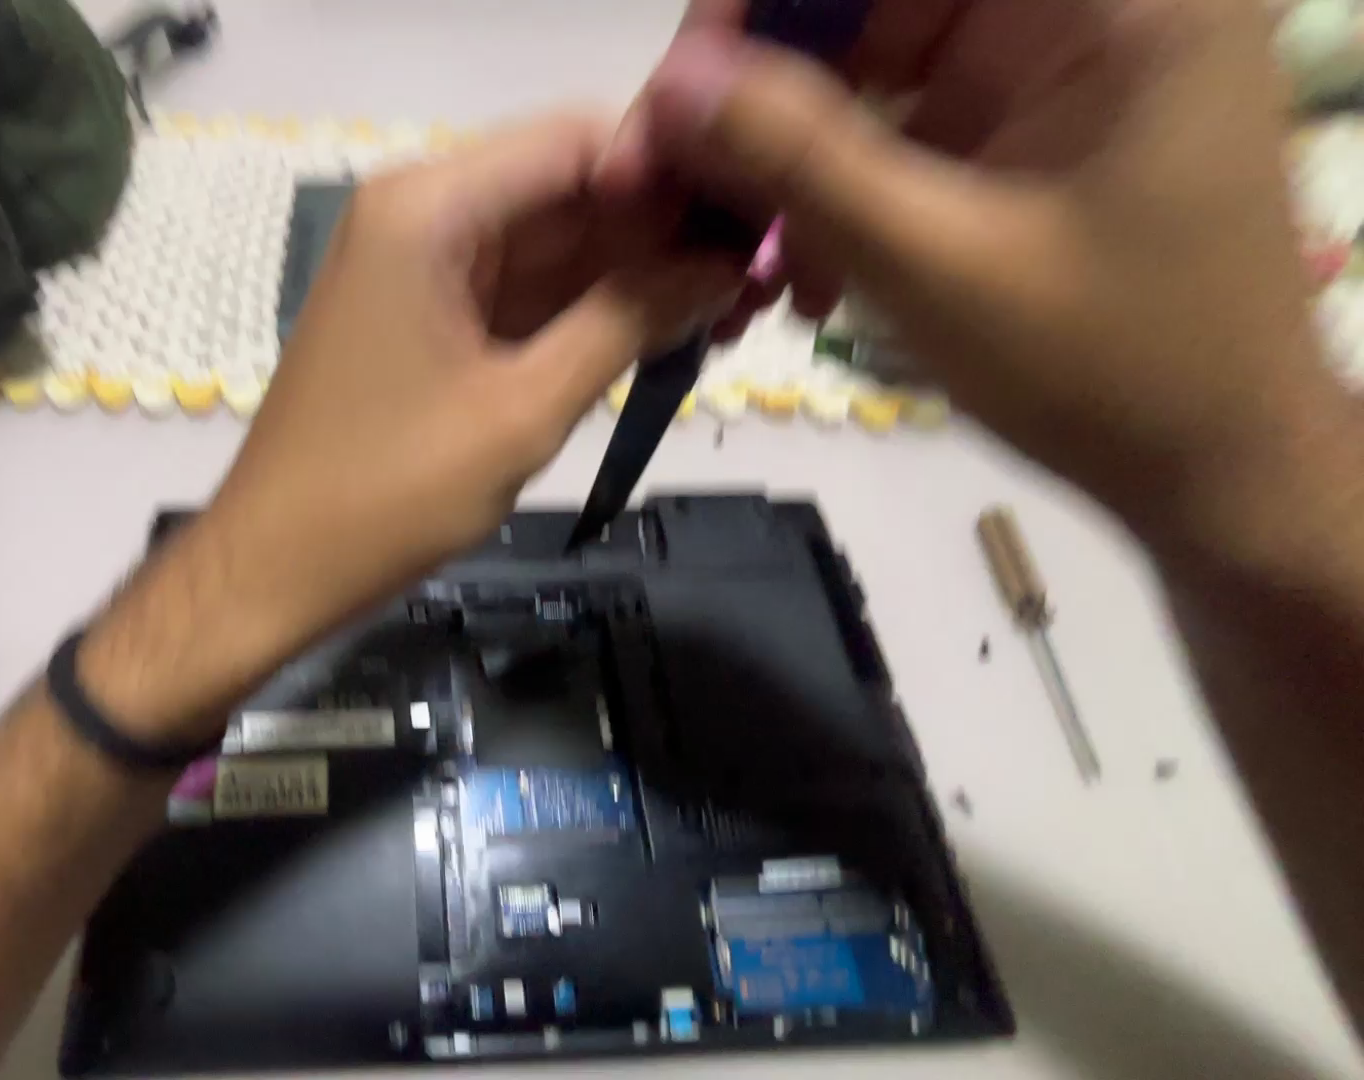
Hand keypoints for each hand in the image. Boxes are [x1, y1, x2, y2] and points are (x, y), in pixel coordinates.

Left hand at [202, 112, 729, 645]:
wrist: (274, 568)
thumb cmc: (386, 496)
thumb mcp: (522, 410)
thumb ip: (625, 322)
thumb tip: (720, 266)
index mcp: (429, 208)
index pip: (579, 143)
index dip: (671, 177)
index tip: (754, 228)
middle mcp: (418, 216)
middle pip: (566, 194)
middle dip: (658, 238)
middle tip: (756, 289)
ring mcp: (415, 271)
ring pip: (546, 251)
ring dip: (626, 283)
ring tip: (724, 320)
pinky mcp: (419, 323)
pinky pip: (514, 299)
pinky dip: (576, 320)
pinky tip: (649, 343)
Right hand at [601, 0, 1349, 546]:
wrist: (1195, 460)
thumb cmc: (1098, 364)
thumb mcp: (930, 257)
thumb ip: (800, 160)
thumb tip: (676, 81)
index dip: (765, 0)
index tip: (679, 82)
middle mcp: (1070, 11)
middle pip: (865, 11)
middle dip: (754, 100)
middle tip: (667, 180)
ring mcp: (1031, 79)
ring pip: (856, 81)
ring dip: (777, 169)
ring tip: (733, 260)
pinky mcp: (996, 143)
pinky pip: (875, 145)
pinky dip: (817, 206)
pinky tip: (794, 281)